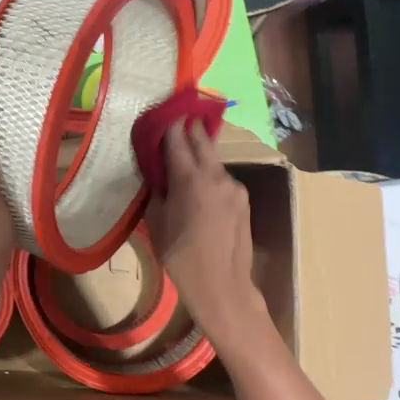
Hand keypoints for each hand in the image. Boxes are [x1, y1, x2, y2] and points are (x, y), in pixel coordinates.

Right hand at [144, 119, 270, 341]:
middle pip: (202, 140)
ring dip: (200, 154)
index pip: (178, 138)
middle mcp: (216, 175)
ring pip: (213, 161)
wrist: (222, 286)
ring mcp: (234, 186)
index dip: (168, 123)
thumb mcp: (157, 222)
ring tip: (184, 154)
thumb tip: (156, 174)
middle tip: (177, 117)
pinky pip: (222, 179)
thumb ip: (157, 191)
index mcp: (190, 179)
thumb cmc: (180, 257)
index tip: (161, 113)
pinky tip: (199, 187)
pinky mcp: (243, 199)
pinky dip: (209, 175)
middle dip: (189, 128)